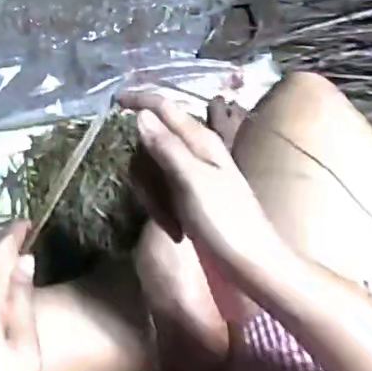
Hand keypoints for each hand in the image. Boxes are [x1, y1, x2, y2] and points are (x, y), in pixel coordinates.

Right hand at [121, 90, 289, 282]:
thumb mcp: (192, 182)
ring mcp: (192, 174)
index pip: (163, 107)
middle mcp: (195, 150)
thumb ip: (166, 146)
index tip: (114, 101)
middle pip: (152, 140)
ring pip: (153, 167)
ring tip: (170, 223)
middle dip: (144, 169)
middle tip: (150, 200)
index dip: (138, 100)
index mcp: (199, 139)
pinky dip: (161, 208)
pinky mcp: (189, 196)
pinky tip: (175, 230)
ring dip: (153, 195)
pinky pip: (161, 189)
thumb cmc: (228, 224)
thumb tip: (140, 114)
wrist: (258, 271)